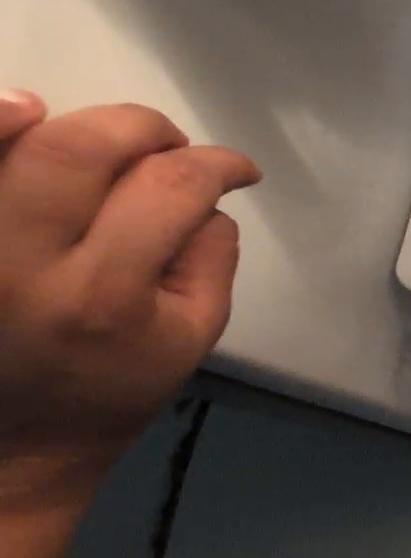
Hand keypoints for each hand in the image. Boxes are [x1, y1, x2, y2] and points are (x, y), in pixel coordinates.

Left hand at [0, 96, 258, 499]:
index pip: (171, 189)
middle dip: (142, 128)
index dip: (218, 163)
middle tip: (167, 145)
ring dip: (58, 118)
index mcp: (100, 293)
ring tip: (100, 138)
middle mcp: (14, 262)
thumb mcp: (194, 333)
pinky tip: (17, 115)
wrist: (2, 442)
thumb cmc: (110, 388)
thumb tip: (204, 194)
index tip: (239, 171)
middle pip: (76, 148)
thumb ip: (209, 257)